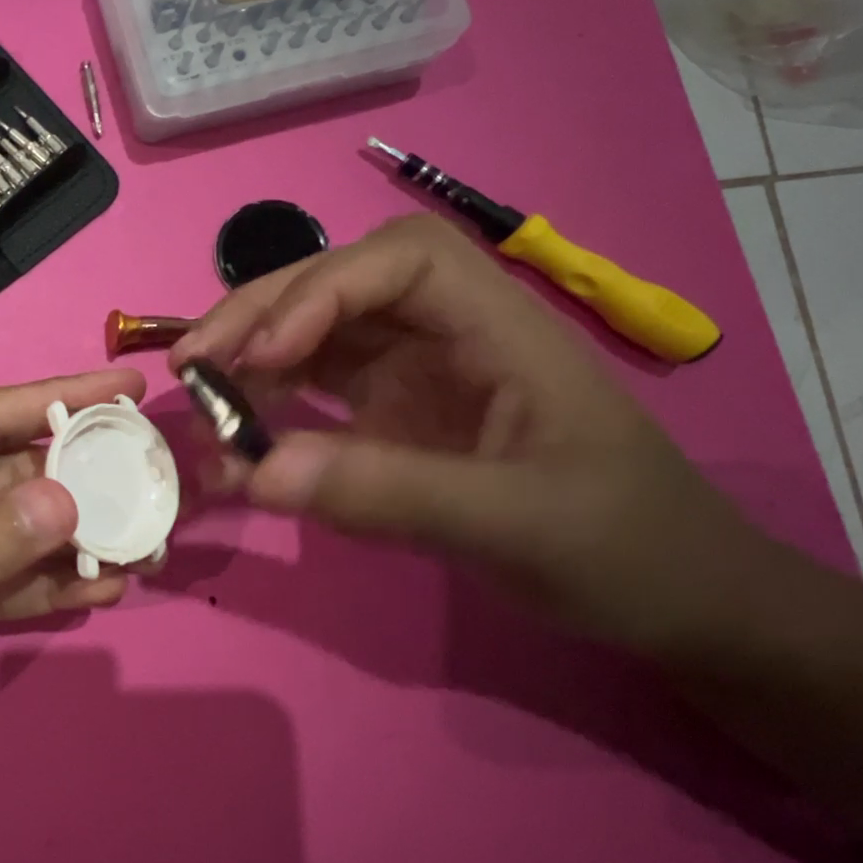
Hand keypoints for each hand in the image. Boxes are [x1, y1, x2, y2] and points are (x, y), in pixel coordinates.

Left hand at [0, 370, 146, 786]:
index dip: (55, 396)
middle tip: (154, 481)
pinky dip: (52, 586)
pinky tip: (101, 592)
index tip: (125, 387)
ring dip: (77, 535)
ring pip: (19, 532)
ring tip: (144, 544)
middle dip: (82, 472)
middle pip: (13, 473)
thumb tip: (64, 500)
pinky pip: (8, 584)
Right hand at [169, 214, 772, 649]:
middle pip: (337, 287)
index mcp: (499, 329)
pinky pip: (309, 399)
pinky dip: (263, 415)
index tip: (263, 356)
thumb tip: (252, 470)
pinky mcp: (387, 423)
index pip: (401, 261)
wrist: (671, 601)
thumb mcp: (515, 524)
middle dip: (258, 315)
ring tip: (200, 407)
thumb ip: (389, 494)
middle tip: (191, 367)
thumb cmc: (623, 548)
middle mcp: (445, 338)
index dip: (321, 290)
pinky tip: (232, 448)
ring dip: (248, 362)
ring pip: (312, 338)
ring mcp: (412, 379)